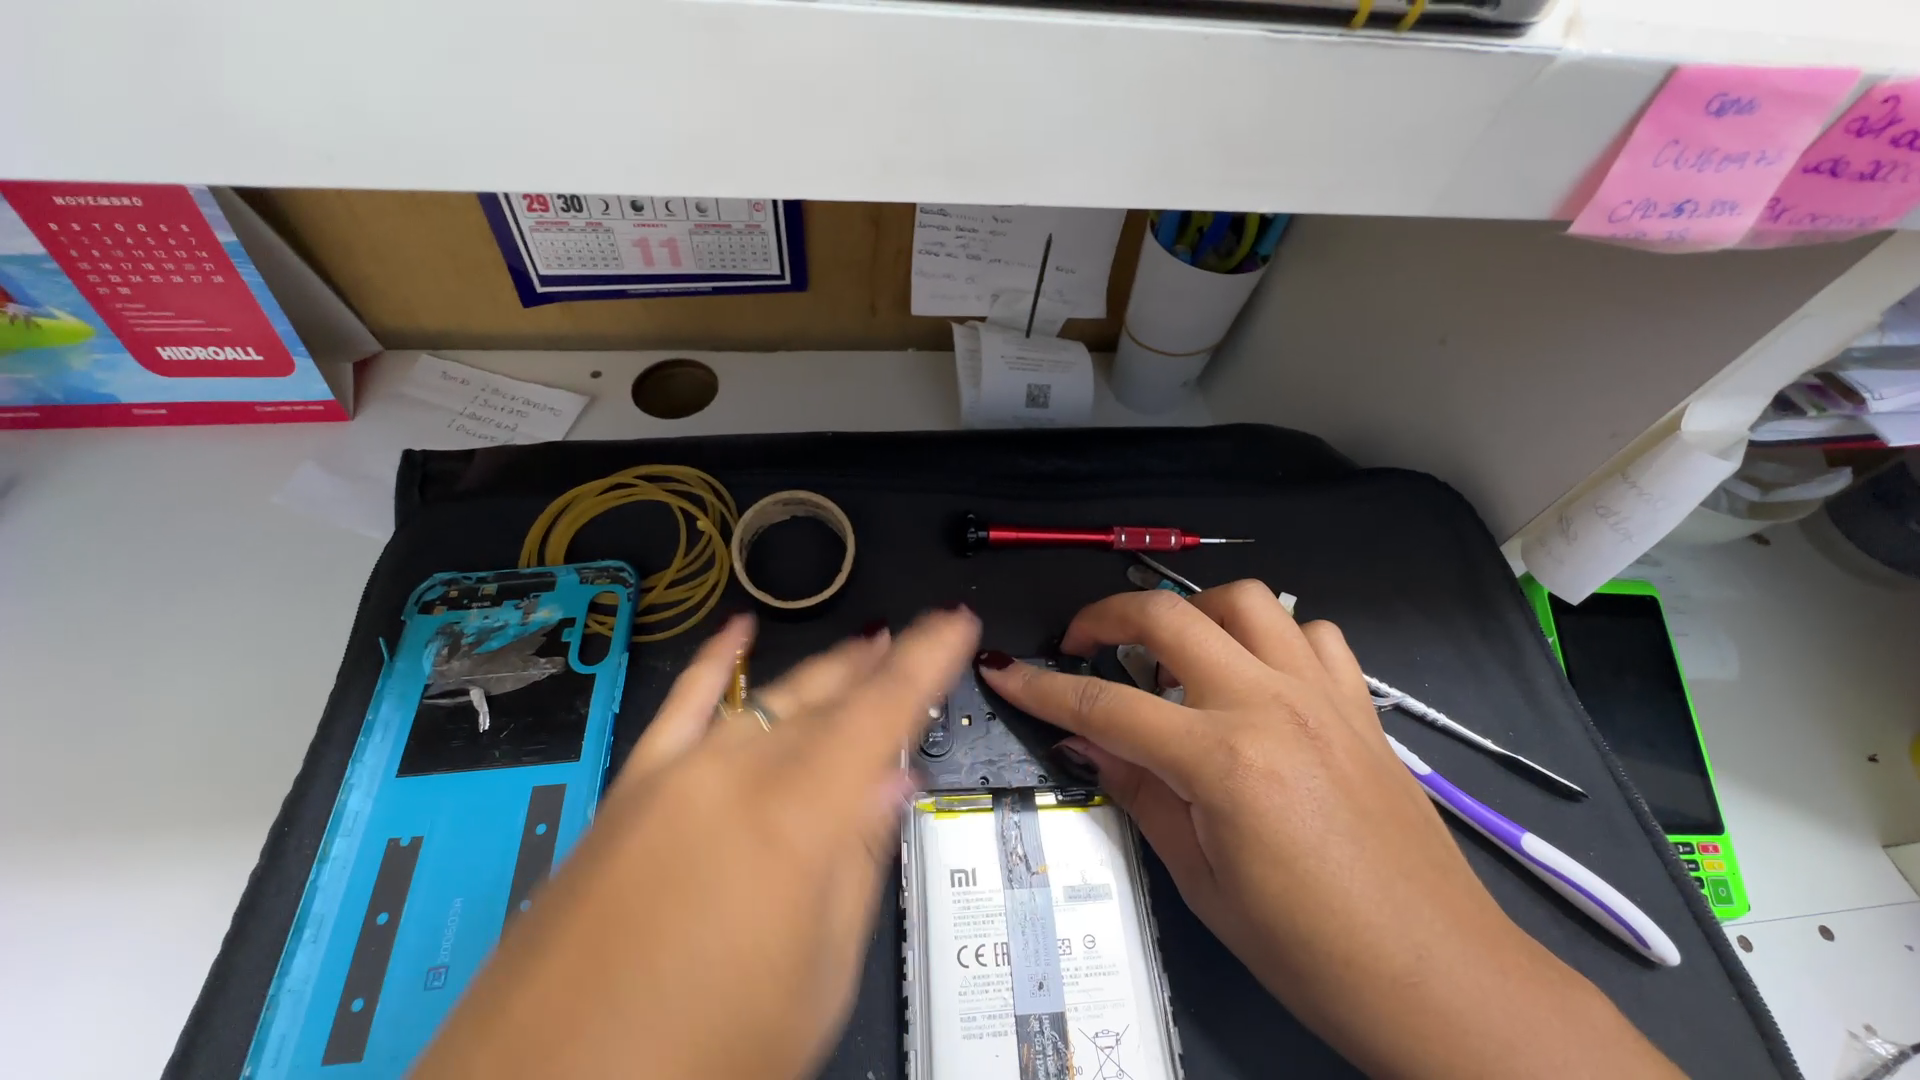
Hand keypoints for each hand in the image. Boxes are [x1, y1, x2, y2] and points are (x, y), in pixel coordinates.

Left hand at [414, 607, 980, 1079]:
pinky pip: (680, 706)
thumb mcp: (817, 978)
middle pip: (827, 697)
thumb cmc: (706, 1053)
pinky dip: (713, 663)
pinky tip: (737, 631)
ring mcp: (677, 774)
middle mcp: (739, 771)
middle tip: (919, 637)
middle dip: (881, 664)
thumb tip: (892, 781)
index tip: (956, 623)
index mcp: (800, 814)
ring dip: (823, 671)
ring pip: (768, 698)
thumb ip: (856, 863)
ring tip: (866, 645)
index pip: (881, 712)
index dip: (927, 660)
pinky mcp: (628, 790)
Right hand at [979, 584, 1679, 1079]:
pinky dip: (1272, 637)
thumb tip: (1084, 738)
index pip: (1107, 705)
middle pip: (1169, 618)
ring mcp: (1324, 696)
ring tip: (1171, 653)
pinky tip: (1255, 676)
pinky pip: (1312, 633)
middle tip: (1080, 643)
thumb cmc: (1307, 951)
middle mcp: (1272, 706)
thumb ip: (1138, 792)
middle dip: (1105, 615)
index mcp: (1224, 762)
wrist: (1437, 977)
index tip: (1006, 673)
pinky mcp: (1360, 705)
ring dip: (1192, 611)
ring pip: (1245, 601)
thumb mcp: (1201, 881)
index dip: (1043, 688)